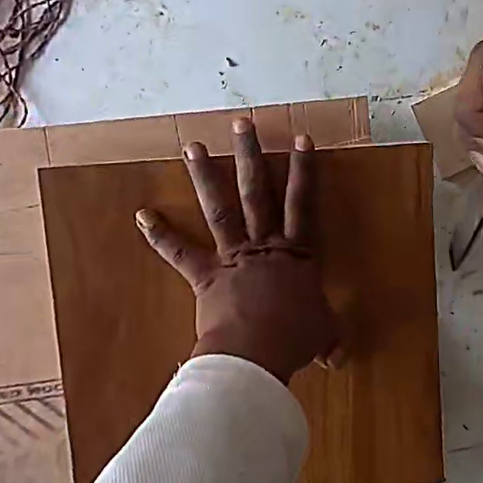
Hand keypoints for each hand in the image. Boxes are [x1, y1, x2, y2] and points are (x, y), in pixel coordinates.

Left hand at [135, 118, 339, 382]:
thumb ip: (329, 338)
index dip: (303, 170)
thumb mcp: (322, 335)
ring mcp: (232, 256)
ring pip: (219, 208)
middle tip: (241, 123)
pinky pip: (181, 253)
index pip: (303, 202)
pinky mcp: (206, 276)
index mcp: (296, 253)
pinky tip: (142, 214)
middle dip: (250, 155)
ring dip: (206, 176)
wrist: (256, 354)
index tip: (301, 138)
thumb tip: (339, 359)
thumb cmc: (293, 339)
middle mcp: (263, 245)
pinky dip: (161, 235)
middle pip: (257, 192)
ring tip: (194, 146)